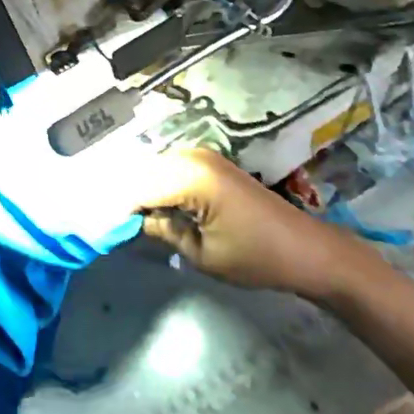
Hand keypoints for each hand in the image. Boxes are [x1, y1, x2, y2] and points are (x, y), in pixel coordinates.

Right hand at [132, 148, 388, 302]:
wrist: (308, 250)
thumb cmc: (258, 257)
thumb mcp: (204, 255)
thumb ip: (165, 232)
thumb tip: (136, 221)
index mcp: (191, 177)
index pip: (140, 188)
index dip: (121, 208)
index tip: (105, 227)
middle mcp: (193, 156)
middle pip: (145, 171)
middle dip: (129, 194)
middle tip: (116, 222)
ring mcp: (203, 156)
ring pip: (156, 167)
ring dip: (143, 188)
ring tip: (133, 216)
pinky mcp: (210, 162)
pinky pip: (172, 167)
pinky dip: (159, 184)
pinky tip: (157, 206)